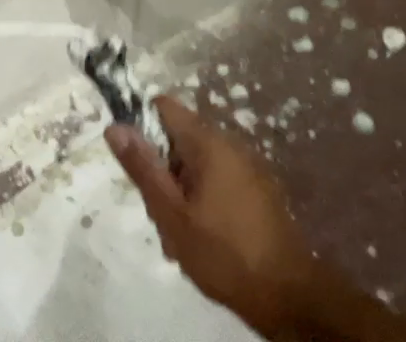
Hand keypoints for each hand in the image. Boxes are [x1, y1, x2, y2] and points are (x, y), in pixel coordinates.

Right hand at [106, 95, 318, 337]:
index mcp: (209, 144)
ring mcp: (249, 169)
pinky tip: (202, 236)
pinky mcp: (259, 192)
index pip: (163, 107)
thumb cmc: (224, 254)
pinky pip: (218, 180)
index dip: (140, 125)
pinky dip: (203, 200)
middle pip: (179, 138)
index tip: (135, 162)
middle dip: (161, 169)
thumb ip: (142, 167)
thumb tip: (115, 126)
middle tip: (158, 210)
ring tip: (177, 233)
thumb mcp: (170, 213)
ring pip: (197, 164)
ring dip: (180, 190)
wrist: (291, 298)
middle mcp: (232, 146)